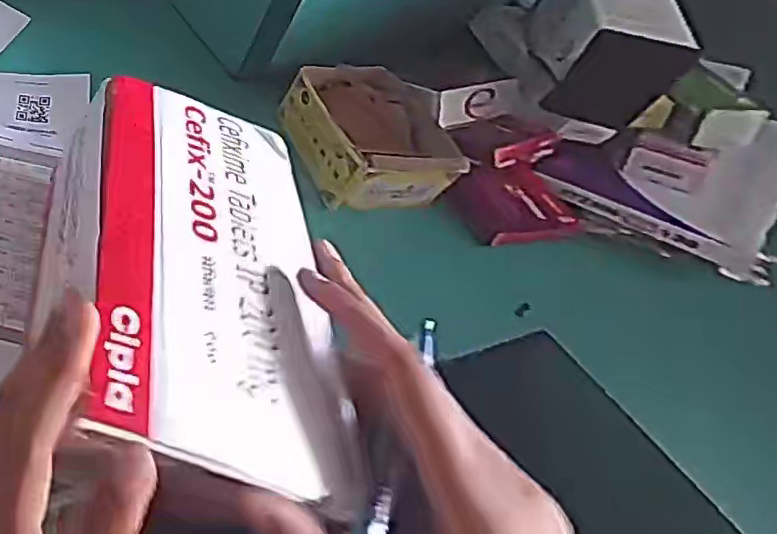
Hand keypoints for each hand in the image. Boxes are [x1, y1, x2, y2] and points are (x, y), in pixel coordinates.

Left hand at [0, 288, 156, 533]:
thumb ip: (112, 518)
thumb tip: (137, 459)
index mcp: (5, 510)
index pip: (35, 422)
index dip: (63, 360)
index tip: (84, 312)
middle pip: (8, 408)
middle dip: (45, 350)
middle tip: (75, 307)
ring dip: (32, 369)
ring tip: (64, 337)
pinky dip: (20, 399)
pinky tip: (44, 394)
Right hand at [299, 241, 572, 533]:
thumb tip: (260, 501)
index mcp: (482, 494)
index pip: (410, 375)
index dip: (357, 318)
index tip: (315, 279)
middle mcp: (505, 481)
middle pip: (418, 378)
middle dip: (363, 318)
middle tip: (321, 266)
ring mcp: (516, 495)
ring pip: (429, 409)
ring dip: (370, 374)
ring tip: (316, 345)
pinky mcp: (513, 511)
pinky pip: (443, 441)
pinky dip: (394, 418)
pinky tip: (359, 425)